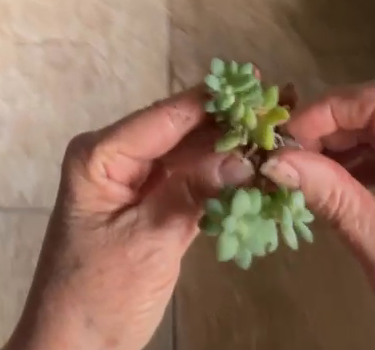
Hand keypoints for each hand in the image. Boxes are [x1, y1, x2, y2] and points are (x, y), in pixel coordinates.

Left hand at [7, 89, 253, 349]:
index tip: (254, 80)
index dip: (209, 99)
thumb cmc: (98, 295)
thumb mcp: (148, 241)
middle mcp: (117, 157)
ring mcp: (135, 182)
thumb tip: (243, 156)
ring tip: (274, 127)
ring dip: (229, 147)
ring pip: (189, 155)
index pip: (164, 117)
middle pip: (179, 130)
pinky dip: (220, 179)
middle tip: (275, 102)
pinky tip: (255, 167)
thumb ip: (191, 192)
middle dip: (226, 121)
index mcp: (101, 153)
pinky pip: (190, 183)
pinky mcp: (152, 208)